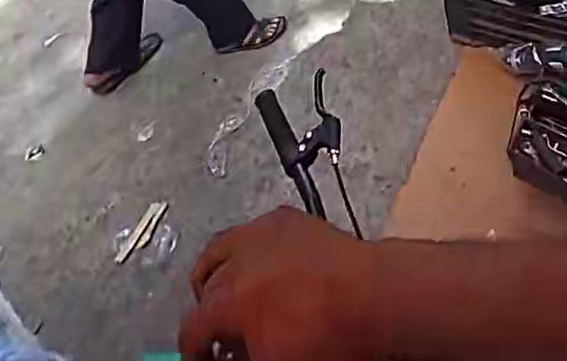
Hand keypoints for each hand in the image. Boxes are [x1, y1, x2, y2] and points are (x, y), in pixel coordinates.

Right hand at [181, 208, 384, 360]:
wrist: (373, 299)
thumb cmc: (332, 338)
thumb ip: (243, 356)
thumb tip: (229, 354)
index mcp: (232, 300)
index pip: (193, 326)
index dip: (194, 349)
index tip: (202, 356)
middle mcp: (239, 257)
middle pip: (205, 285)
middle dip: (208, 311)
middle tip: (221, 333)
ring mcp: (260, 231)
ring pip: (221, 248)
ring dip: (220, 273)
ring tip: (231, 292)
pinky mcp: (282, 218)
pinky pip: (252, 232)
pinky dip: (250, 250)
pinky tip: (265, 268)